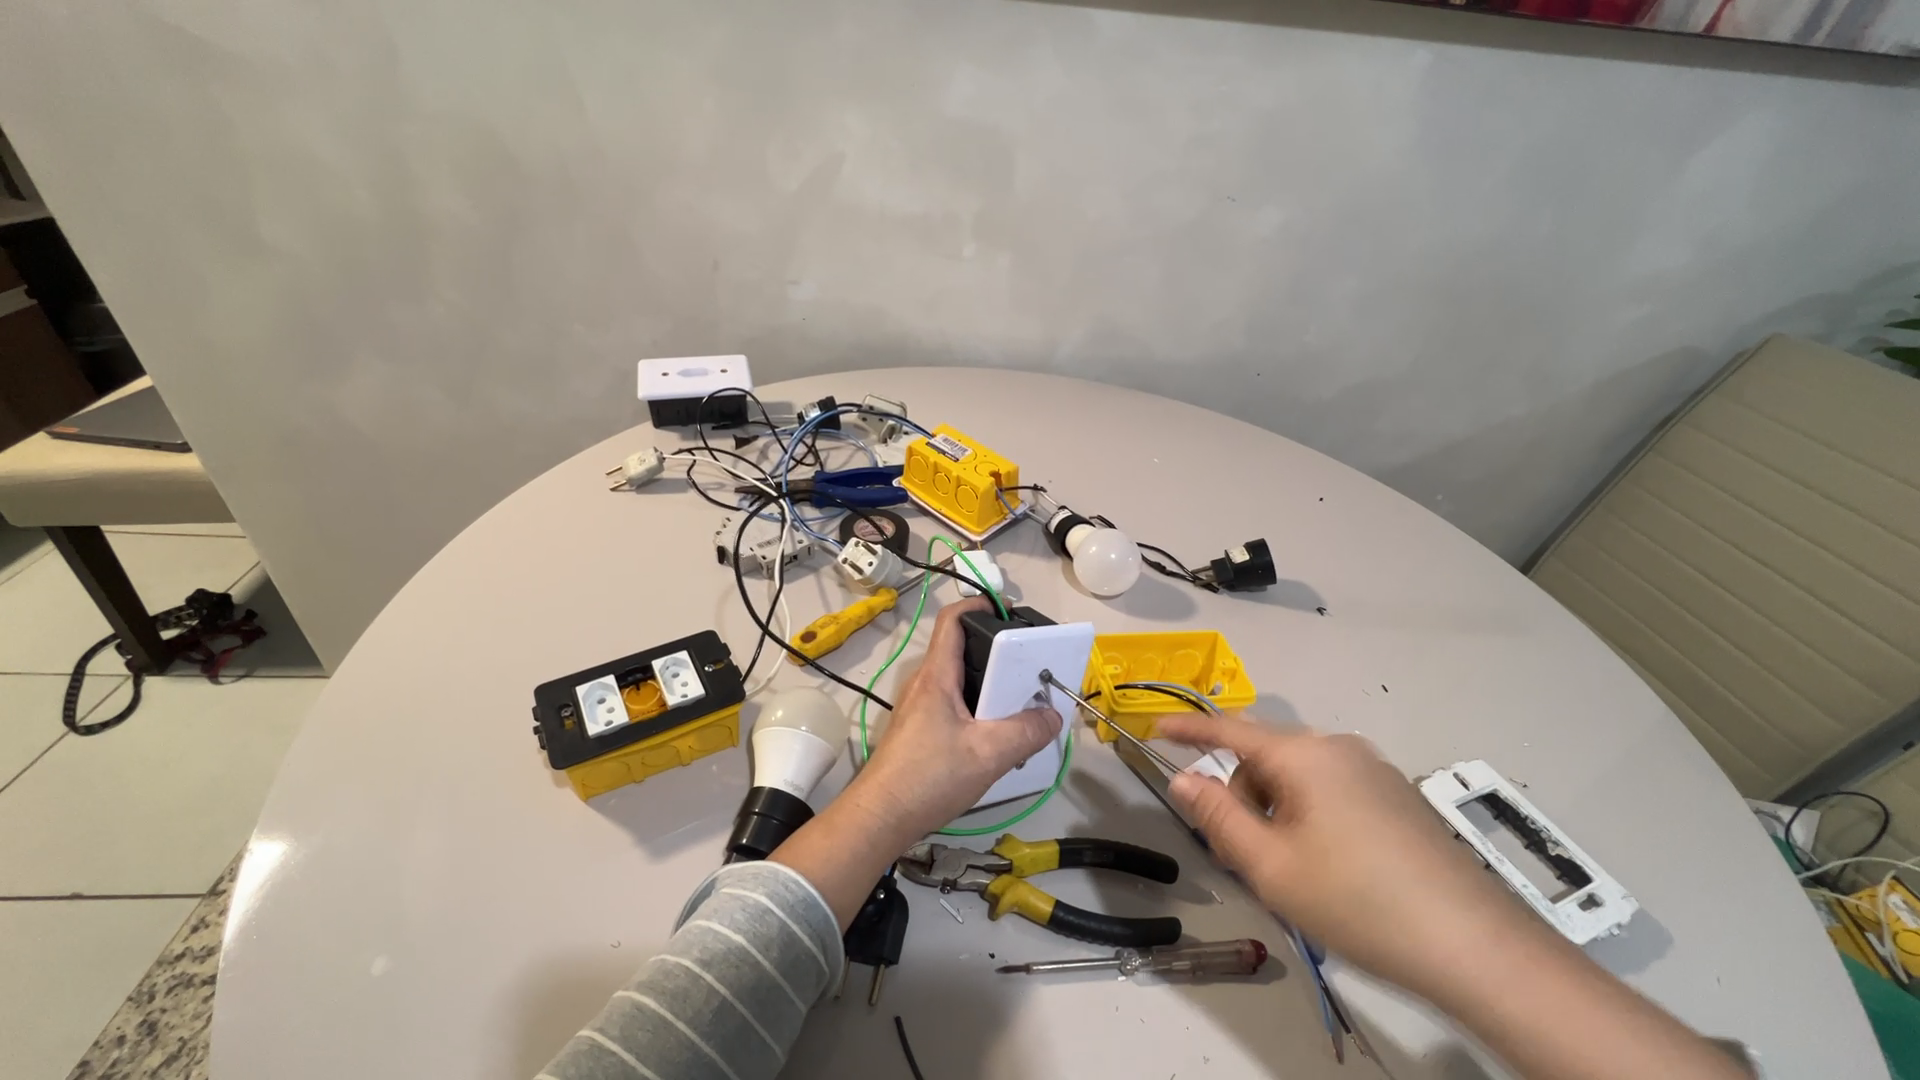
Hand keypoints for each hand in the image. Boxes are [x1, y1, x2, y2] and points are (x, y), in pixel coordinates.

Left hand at [851, 597, 1061, 838]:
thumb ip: (1025, 732)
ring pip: (961, 683)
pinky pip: (956, 708)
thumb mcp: (988, 754)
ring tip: (1023, 702)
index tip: (1010, 611)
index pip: (953, 620)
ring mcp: (920, 709)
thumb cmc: (929, 776)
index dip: (979, 605)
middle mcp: (926, 684)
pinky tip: (999, 736)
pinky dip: (980, 712)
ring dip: (992, 688)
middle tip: (1031, 666)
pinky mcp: (921, 732)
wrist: (881, 817)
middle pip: (962, 651)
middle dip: (999, 653)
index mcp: (937, 676)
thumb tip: (1053, 717)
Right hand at [1157, 713, 1552, 1005]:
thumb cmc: (1356, 901)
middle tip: (1239, 854)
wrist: (1472, 944)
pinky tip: (1328, 865)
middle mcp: (1338, 748)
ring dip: (1274, 809)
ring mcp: (1373, 770)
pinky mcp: (1396, 796)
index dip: (1187, 729)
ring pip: (1298, 776)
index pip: (1229, 730)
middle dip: (1240, 794)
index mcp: (1303, 755)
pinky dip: (1307, 814)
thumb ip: (1217, 815)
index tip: (1154, 727)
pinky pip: (1330, 789)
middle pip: (1264, 756)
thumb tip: (1183, 778)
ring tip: (1288, 870)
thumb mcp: (1269, 865)